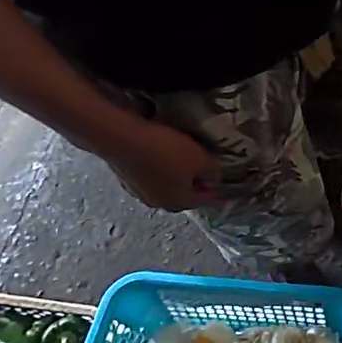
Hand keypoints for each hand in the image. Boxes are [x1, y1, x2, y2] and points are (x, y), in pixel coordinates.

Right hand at [105, 120, 220, 211]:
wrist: (122, 139)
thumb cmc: (166, 151)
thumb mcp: (199, 158)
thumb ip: (212, 171)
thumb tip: (213, 179)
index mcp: (178, 203)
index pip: (203, 200)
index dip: (214, 190)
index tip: (219, 182)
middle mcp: (158, 204)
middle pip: (182, 195)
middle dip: (193, 184)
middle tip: (201, 169)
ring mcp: (138, 193)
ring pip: (164, 186)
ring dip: (174, 176)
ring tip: (180, 160)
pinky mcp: (125, 178)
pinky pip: (150, 176)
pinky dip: (158, 169)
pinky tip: (159, 155)